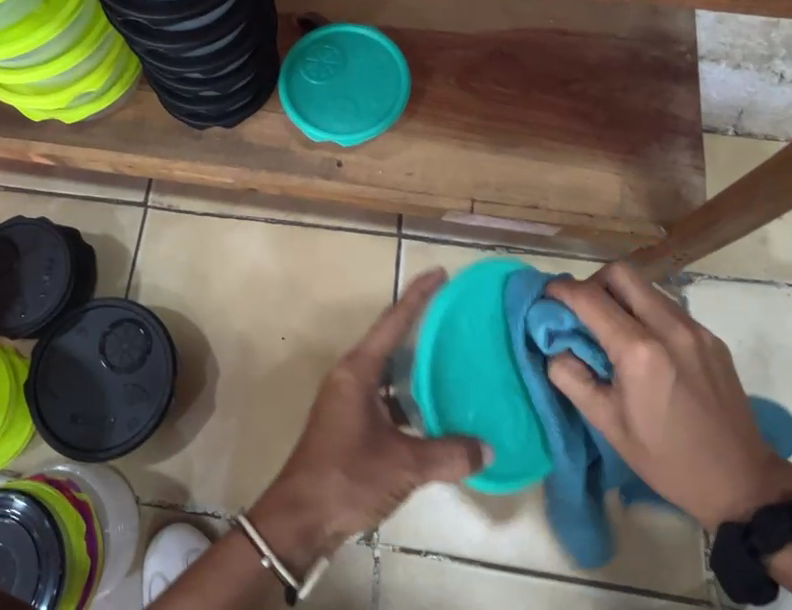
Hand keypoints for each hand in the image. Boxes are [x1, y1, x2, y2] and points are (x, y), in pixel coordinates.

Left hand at [249, 268, 488, 568]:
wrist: (302, 517)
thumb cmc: (347, 476)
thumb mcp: (404, 463)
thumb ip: (448, 453)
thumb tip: (489, 448)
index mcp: (358, 372)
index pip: (393, 323)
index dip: (417, 296)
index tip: (440, 273)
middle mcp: (351, 378)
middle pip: (392, 343)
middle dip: (423, 328)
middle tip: (459, 317)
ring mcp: (349, 402)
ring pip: (391, 374)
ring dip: (419, 368)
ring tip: (458, 361)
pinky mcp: (352, 425)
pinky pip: (389, 399)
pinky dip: (412, 399)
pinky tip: (439, 412)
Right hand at [546, 264, 791, 529]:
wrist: (742, 482)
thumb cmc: (667, 459)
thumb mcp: (607, 424)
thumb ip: (571, 376)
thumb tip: (554, 345)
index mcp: (640, 352)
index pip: (589, 297)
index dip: (559, 291)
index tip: (545, 299)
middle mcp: (670, 329)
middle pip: (620, 274)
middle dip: (592, 284)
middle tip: (580, 314)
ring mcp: (696, 330)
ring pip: (646, 288)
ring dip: (619, 297)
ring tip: (610, 331)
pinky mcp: (711, 338)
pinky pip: (667, 308)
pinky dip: (644, 313)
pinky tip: (642, 347)